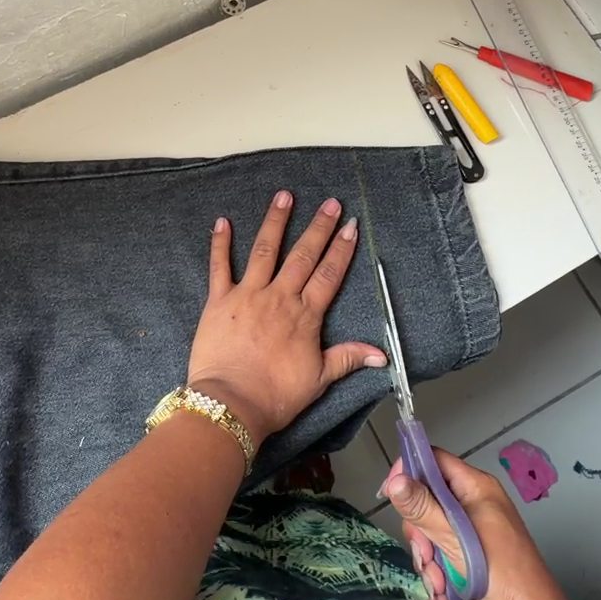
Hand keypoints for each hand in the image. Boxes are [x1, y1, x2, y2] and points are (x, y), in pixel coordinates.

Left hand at [186, 190, 386, 445]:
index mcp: (305, 316)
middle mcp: (279, 297)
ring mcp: (248, 294)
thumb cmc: (275, 396)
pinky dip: (220, 243)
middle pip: (303, 256)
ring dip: (276, 221)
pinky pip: (220, 266)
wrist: (232, 404)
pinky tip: (222, 221)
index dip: (341, 250)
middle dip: (318, 228)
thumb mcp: (318, 379)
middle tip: (330, 203)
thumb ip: (347, 358)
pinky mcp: (219, 300)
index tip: (351, 226)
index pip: (329, 275)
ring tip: (284, 196)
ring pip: (265, 250)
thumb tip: (381, 354)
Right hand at [384, 449, 577, 599]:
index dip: (408, 471)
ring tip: (438, 585)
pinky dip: (439, 573)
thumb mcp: (456, 541)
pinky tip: (442, 595)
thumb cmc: (504, 578)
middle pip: (427, 499)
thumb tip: (395, 480)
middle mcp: (475, 503)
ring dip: (429, 560)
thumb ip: (423, 509)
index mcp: (476, 488)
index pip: (433, 459)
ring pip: (432, 530)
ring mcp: (475, 529)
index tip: (391, 495)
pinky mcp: (473, 554)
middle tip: (426, 556)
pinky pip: (444, 551)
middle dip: (420, 534)